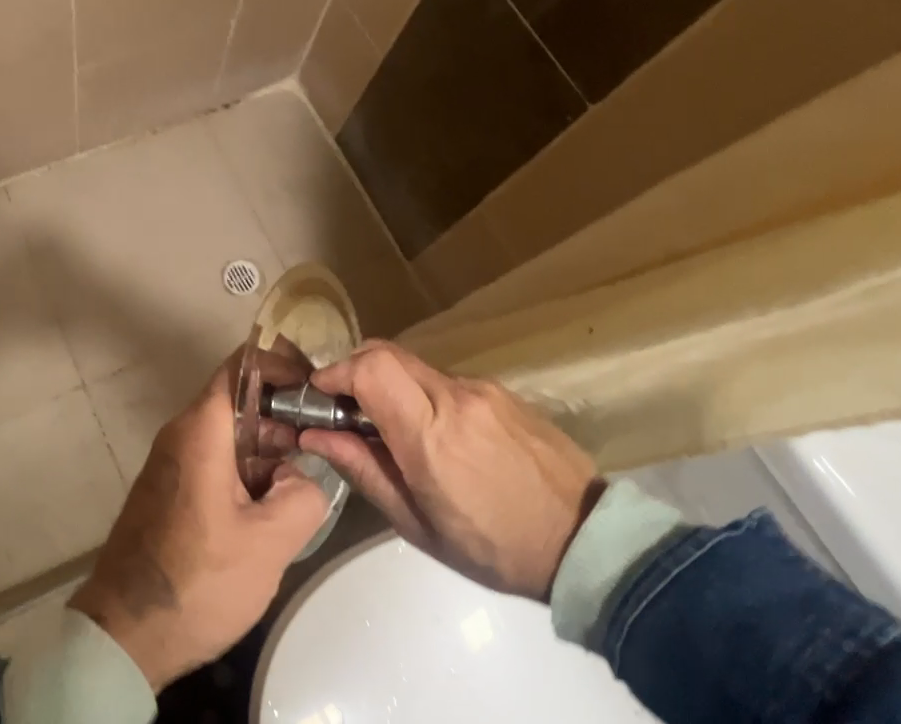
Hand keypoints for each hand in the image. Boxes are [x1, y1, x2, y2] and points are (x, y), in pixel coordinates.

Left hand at [70, 353, 330, 689]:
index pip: (240, 367)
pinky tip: (273, 502)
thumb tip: (300, 477)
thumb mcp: (268, 544)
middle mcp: (181, 436)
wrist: (125, 631)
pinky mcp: (170, 491)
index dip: (280, 364)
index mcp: (200, 432)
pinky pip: (213, 460)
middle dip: (282, 411)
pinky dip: (246, 468)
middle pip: (237, 399)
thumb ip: (302, 497)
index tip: (317, 384)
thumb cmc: (197, 581)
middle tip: (325, 435)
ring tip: (308, 472)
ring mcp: (171, 464)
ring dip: (267, 445)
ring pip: (228, 433)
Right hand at [298, 340, 602, 600]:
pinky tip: (438, 434)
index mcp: (429, 434)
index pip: (369, 368)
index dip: (336, 372)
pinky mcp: (505, 392)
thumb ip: (363, 469)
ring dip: (392, 385)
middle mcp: (455, 397)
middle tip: (346, 409)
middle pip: (386, 353)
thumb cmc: (492, 547)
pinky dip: (425, 394)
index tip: (320, 395)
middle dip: (355, 371)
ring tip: (394, 429)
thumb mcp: (415, 523)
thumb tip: (314, 435)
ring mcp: (484, 389)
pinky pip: (448, 380)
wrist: (587, 543)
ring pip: (416, 366)